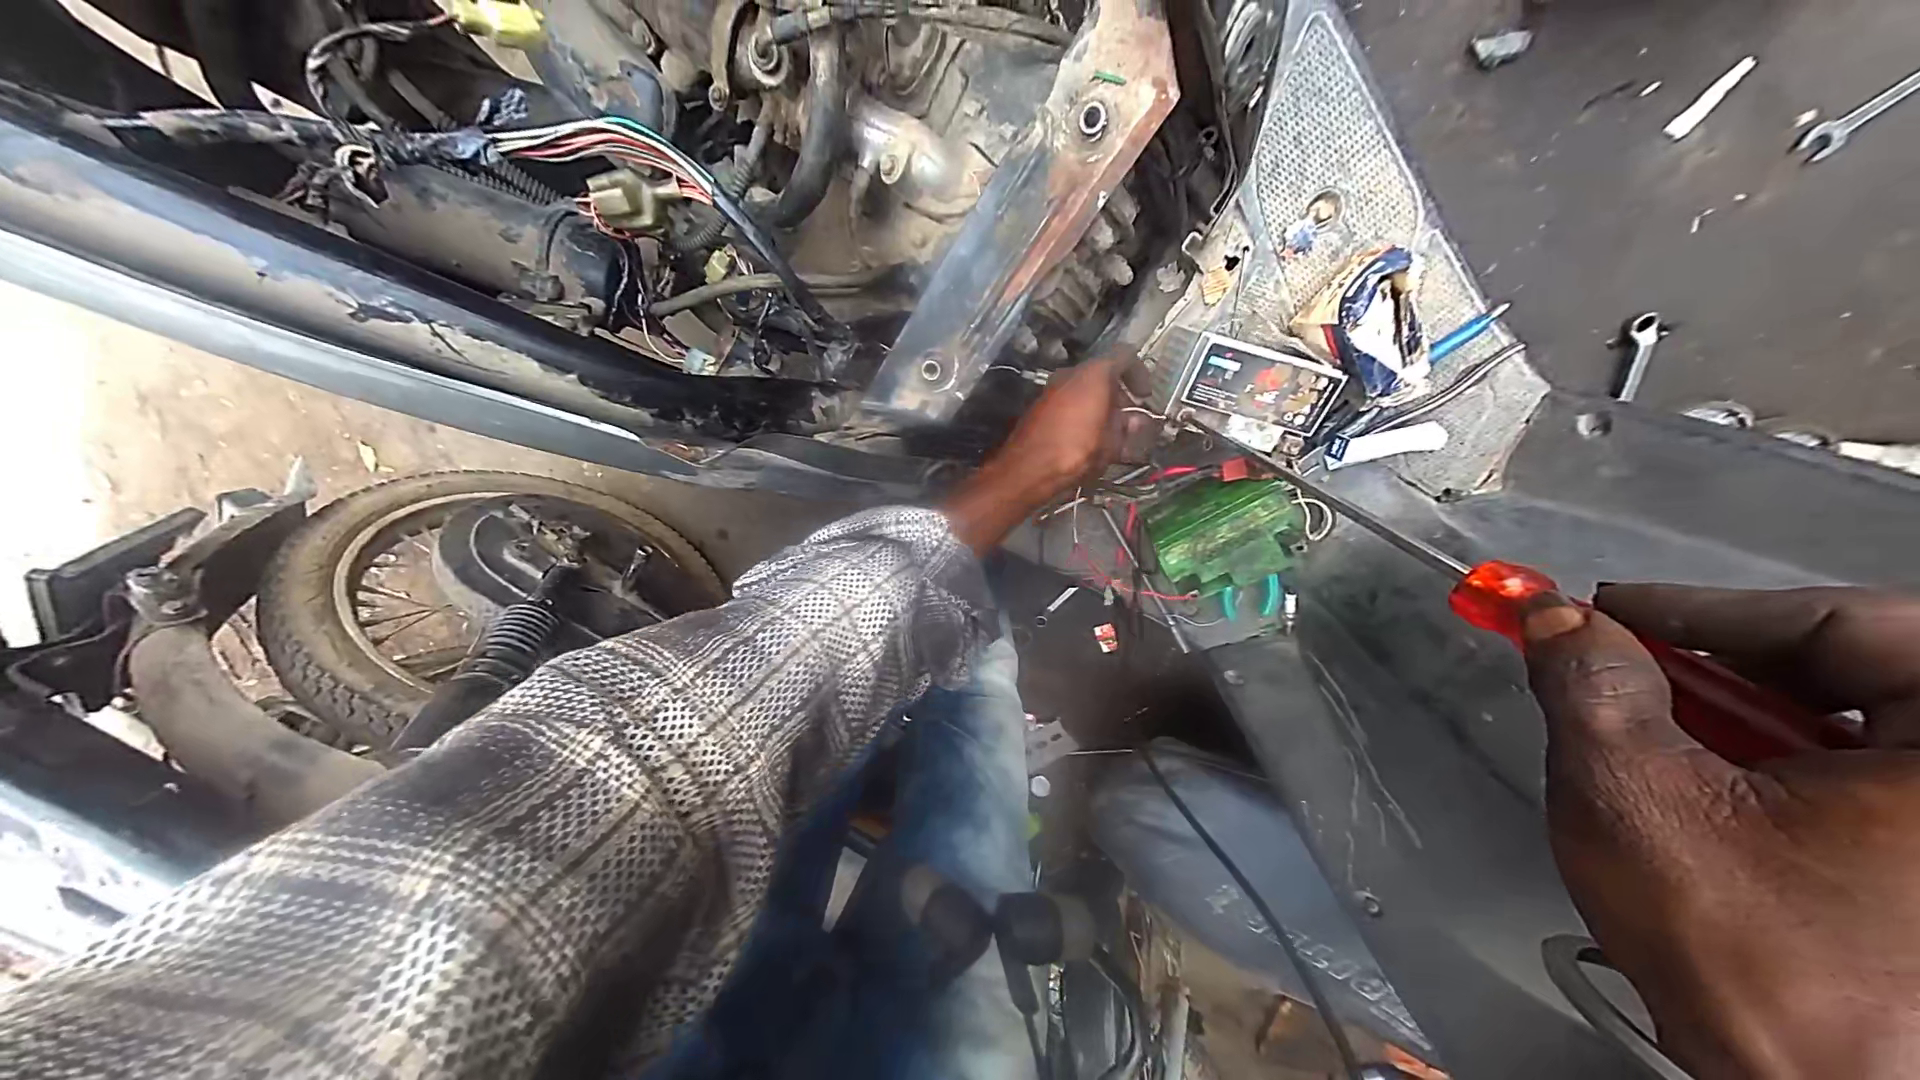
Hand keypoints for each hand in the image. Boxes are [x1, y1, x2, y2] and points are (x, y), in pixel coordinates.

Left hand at [942, 353, 1126, 552]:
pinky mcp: (1039, 407)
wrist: (1027, 470)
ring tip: (1111, 435)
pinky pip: (1069, 403)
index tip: (1145, 396)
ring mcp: (1051, 389)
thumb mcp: (1112, 442)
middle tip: (1129, 420)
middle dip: (1119, 396)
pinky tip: (1088, 439)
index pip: (1125, 356)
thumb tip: (1134, 421)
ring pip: (1084, 390)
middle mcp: (1070, 374)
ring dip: (1100, 407)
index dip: (1140, 374)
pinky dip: (1082, 414)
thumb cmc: (1076, 451)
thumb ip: (1126, 427)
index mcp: (1094, 373)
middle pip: (1103, 374)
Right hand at [1522, 585, 1919, 1079]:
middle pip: (1861, 668)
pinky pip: (1876, 776)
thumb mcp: (1634, 796)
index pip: (1840, 624)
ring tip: (1653, 727)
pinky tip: (1716, 783)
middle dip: (1717, 661)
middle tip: (1613, 664)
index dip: (1696, 608)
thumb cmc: (1744, 947)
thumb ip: (1591, 688)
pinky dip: (1780, 759)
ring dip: (1742, 710)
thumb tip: (1553, 614)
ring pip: (1865, 721)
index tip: (1595, 609)